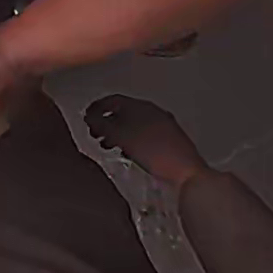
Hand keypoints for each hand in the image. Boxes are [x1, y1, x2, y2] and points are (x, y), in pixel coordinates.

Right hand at [84, 95, 207, 187]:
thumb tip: (89, 118)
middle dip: (106, 122)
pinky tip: (127, 152)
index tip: (87, 116)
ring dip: (117, 132)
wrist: (186, 172)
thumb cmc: (153, 151)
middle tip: (94, 132)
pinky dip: (130, 140)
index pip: (113, 100)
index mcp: (141, 106)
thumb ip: (101, 125)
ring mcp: (163, 125)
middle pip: (123, 112)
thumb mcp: (120, 136)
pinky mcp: (169, 140)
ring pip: (133, 124)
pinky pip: (143, 134)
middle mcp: (153, 112)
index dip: (97, 107)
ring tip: (107, 145)